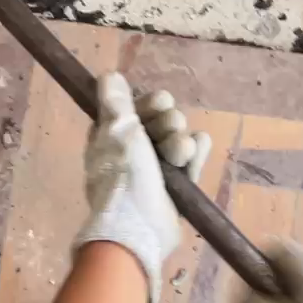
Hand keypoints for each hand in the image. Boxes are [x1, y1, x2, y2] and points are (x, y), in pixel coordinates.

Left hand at [73, 73, 211, 302]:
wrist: (140, 226)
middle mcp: (132, 151)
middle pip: (160, 120)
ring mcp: (156, 168)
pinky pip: (193, 157)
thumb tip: (107, 75)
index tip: (157, 105)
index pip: (135, 108)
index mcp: (112, 138)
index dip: (148, 105)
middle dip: (168, 122)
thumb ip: (115, 102)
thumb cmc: (124, 176)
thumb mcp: (117, 132)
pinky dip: (195, 155)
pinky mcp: (177, 184)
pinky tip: (193, 156)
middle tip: (167, 130)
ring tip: (178, 155)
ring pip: (179, 136)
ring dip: (181, 141)